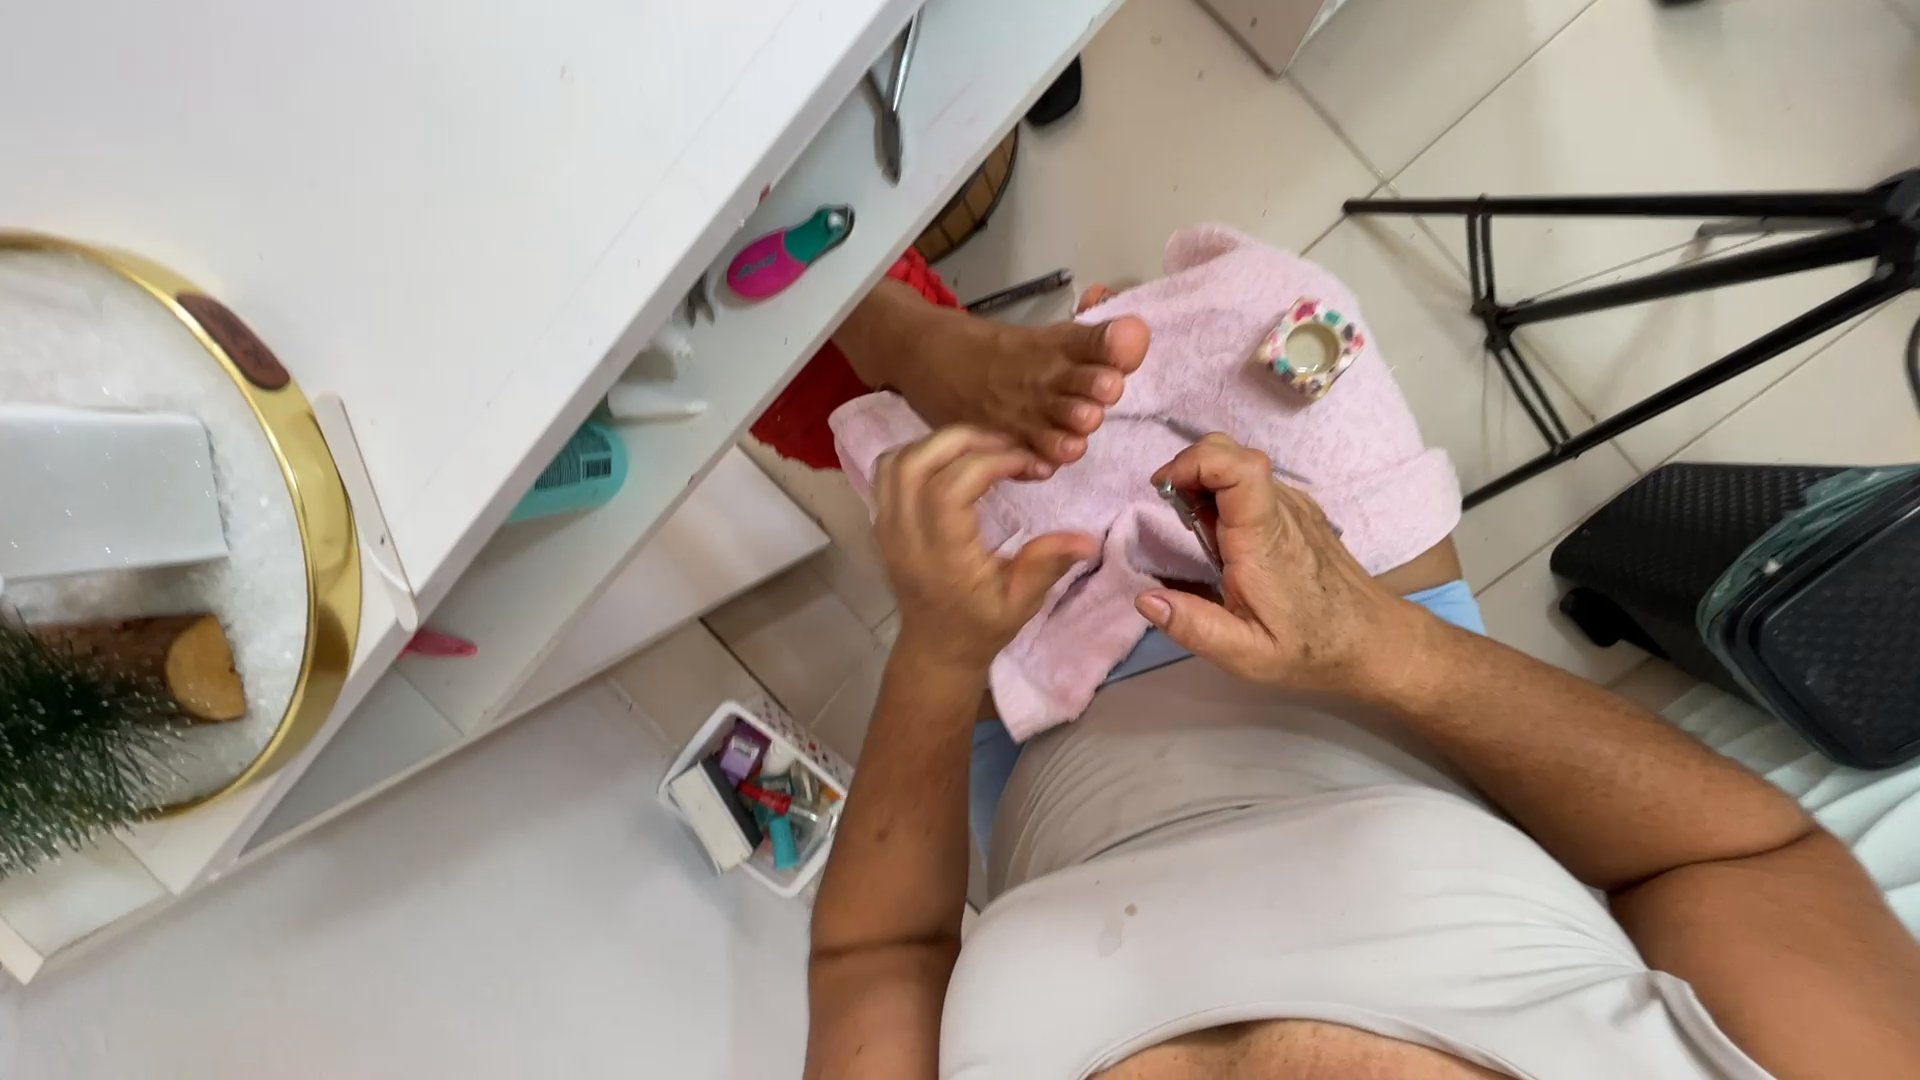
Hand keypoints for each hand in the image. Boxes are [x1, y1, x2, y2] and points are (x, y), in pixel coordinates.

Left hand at [875, 426, 1099, 668]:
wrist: (936, 647)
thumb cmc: (982, 625)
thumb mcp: (1021, 603)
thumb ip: (1046, 566)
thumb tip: (1087, 538)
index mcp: (942, 557)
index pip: (950, 489)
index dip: (991, 461)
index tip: (1027, 463)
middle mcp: (905, 537)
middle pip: (917, 463)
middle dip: (964, 439)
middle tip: (1005, 443)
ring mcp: (886, 528)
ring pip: (896, 462)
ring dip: (938, 443)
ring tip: (980, 447)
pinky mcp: (880, 522)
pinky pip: (887, 472)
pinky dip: (917, 453)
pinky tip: (951, 460)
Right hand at [1135, 434, 1429, 698]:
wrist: (1374, 641)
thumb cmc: (1310, 648)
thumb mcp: (1245, 654)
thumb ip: (1193, 627)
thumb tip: (1145, 599)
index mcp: (1264, 538)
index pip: (1236, 466)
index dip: (1193, 463)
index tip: (1164, 489)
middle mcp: (1282, 509)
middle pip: (1231, 452)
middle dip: (1189, 467)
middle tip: (1170, 509)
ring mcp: (1294, 505)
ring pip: (1239, 463)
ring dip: (1204, 481)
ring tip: (1193, 529)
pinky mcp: (1298, 510)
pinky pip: (1252, 482)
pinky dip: (1223, 492)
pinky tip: (1220, 534)